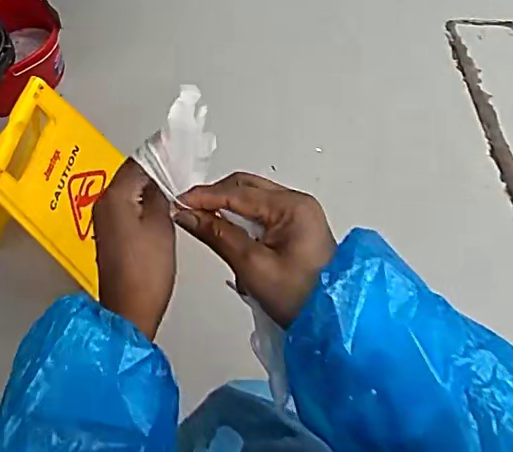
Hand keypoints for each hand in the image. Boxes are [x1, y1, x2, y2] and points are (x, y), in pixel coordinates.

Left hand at [93, 159, 176, 340]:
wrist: (130, 313)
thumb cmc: (146, 272)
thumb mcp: (162, 223)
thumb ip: (161, 192)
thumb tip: (161, 176)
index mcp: (114, 196)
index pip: (139, 160)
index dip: (160, 150)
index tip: (177, 143)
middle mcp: (104, 204)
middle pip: (132, 173)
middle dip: (156, 165)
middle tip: (180, 159)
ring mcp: (104, 220)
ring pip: (130, 189)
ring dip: (150, 183)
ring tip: (176, 179)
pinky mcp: (110, 234)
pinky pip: (128, 204)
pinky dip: (144, 199)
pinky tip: (162, 202)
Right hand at [174, 172, 336, 327]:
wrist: (333, 324)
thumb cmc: (301, 300)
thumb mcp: (253, 268)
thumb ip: (219, 236)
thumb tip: (189, 215)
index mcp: (292, 206)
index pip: (238, 191)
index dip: (205, 196)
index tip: (179, 202)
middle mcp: (297, 202)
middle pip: (245, 188)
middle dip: (216, 200)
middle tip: (189, 212)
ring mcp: (298, 214)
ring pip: (251, 201)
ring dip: (229, 214)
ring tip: (210, 230)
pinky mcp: (295, 228)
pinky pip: (261, 215)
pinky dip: (243, 226)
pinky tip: (234, 243)